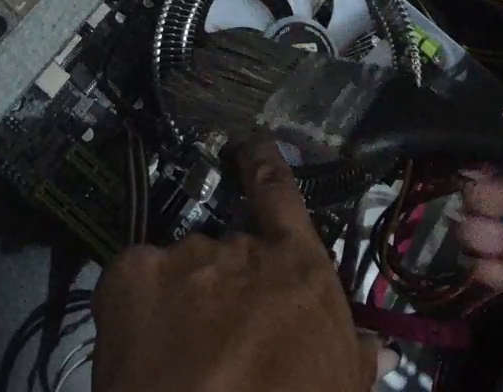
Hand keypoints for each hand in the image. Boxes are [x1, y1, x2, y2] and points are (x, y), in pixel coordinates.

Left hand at [92, 141, 377, 391]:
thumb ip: (350, 358)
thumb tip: (373, 346)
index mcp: (299, 272)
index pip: (281, 197)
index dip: (265, 166)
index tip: (251, 144)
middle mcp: (238, 248)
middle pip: (229, 253)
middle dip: (226, 288)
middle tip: (221, 342)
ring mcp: (182, 255)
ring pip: (183, 270)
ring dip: (183, 300)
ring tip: (179, 358)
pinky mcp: (129, 271)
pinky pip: (138, 278)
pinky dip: (140, 305)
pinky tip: (145, 346)